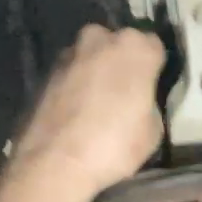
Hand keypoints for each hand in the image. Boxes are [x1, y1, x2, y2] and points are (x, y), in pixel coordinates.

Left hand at [4, 24, 164, 201]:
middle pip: (119, 46)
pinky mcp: (47, 72)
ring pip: (92, 57)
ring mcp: (71, 53)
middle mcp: (101, 39)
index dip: (154, 69)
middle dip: (123, 65)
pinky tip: (76, 114)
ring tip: (97, 107)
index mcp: (136, 48)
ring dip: (97, 74)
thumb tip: (140, 103)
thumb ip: (150, 106)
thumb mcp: (153, 133)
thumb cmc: (114, 146)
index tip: (152, 88)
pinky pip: (71, 74)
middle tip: (124, 96)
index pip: (154, 48)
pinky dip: (76, 87)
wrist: (57, 162)